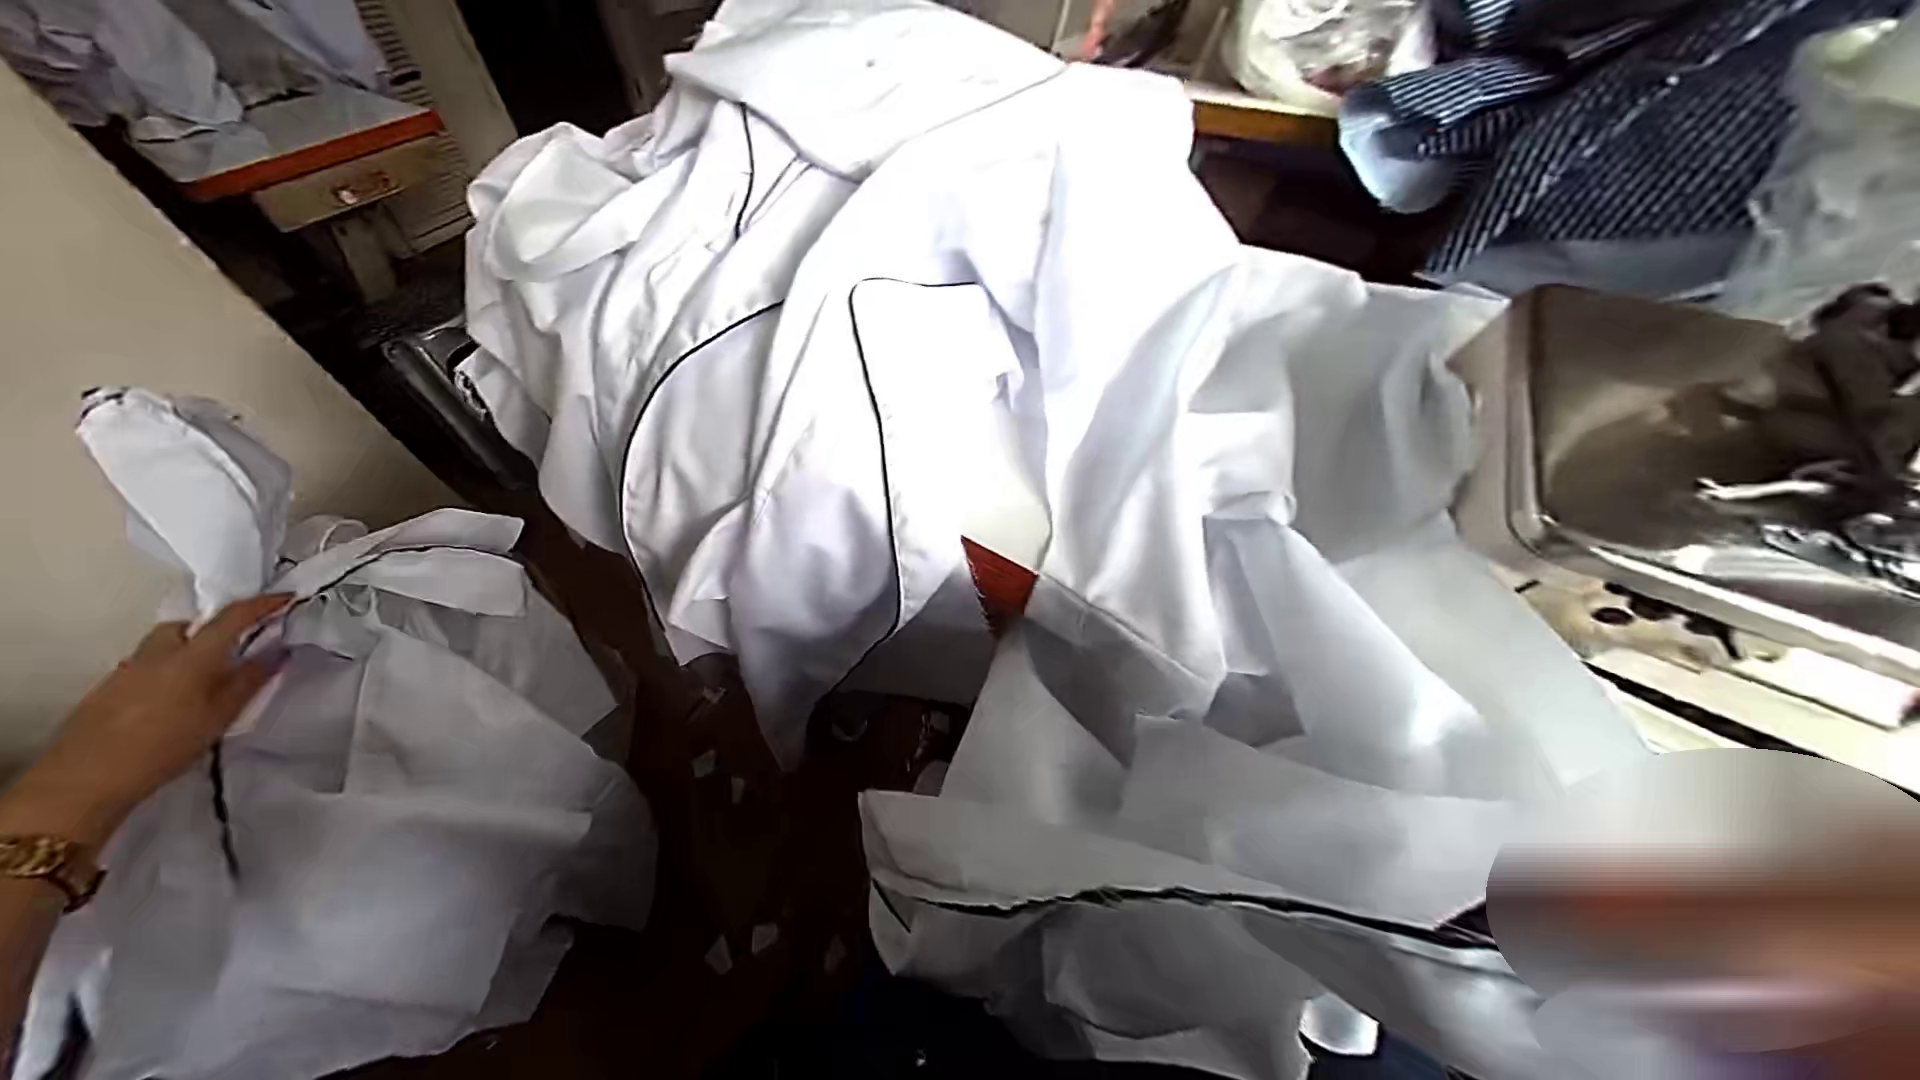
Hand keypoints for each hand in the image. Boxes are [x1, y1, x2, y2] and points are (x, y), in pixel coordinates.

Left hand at [0, 594, 292, 847]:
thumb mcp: (222, 714)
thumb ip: (252, 678)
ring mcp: (126, 672)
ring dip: (189, 647)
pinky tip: (178, 694)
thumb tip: (280, 649)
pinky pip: (146, 665)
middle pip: (184, 625)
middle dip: (213, 625)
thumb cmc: (167, 745)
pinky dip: (169, 667)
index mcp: (191, 657)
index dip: (262, 604)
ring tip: (211, 672)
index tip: (287, 597)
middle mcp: (155, 655)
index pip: (231, 618)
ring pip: (162, 644)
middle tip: (241, 640)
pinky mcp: (108, 690)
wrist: (86, 781)